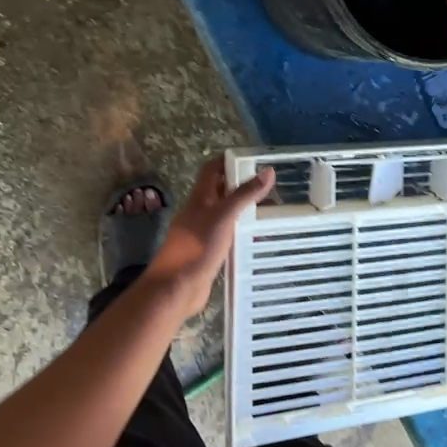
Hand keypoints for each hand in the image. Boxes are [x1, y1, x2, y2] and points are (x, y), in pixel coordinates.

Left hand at [140, 157, 274, 318]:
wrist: (177, 287)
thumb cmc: (198, 246)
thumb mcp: (224, 216)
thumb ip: (245, 194)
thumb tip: (268, 171)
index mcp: (200, 198)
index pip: (212, 170)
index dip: (228, 161)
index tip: (252, 159)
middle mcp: (200, 212)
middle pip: (220, 191)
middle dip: (241, 186)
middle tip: (269, 187)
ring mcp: (203, 233)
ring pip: (225, 214)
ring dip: (243, 210)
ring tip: (269, 210)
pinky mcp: (208, 252)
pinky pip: (227, 236)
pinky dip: (241, 232)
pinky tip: (257, 238)